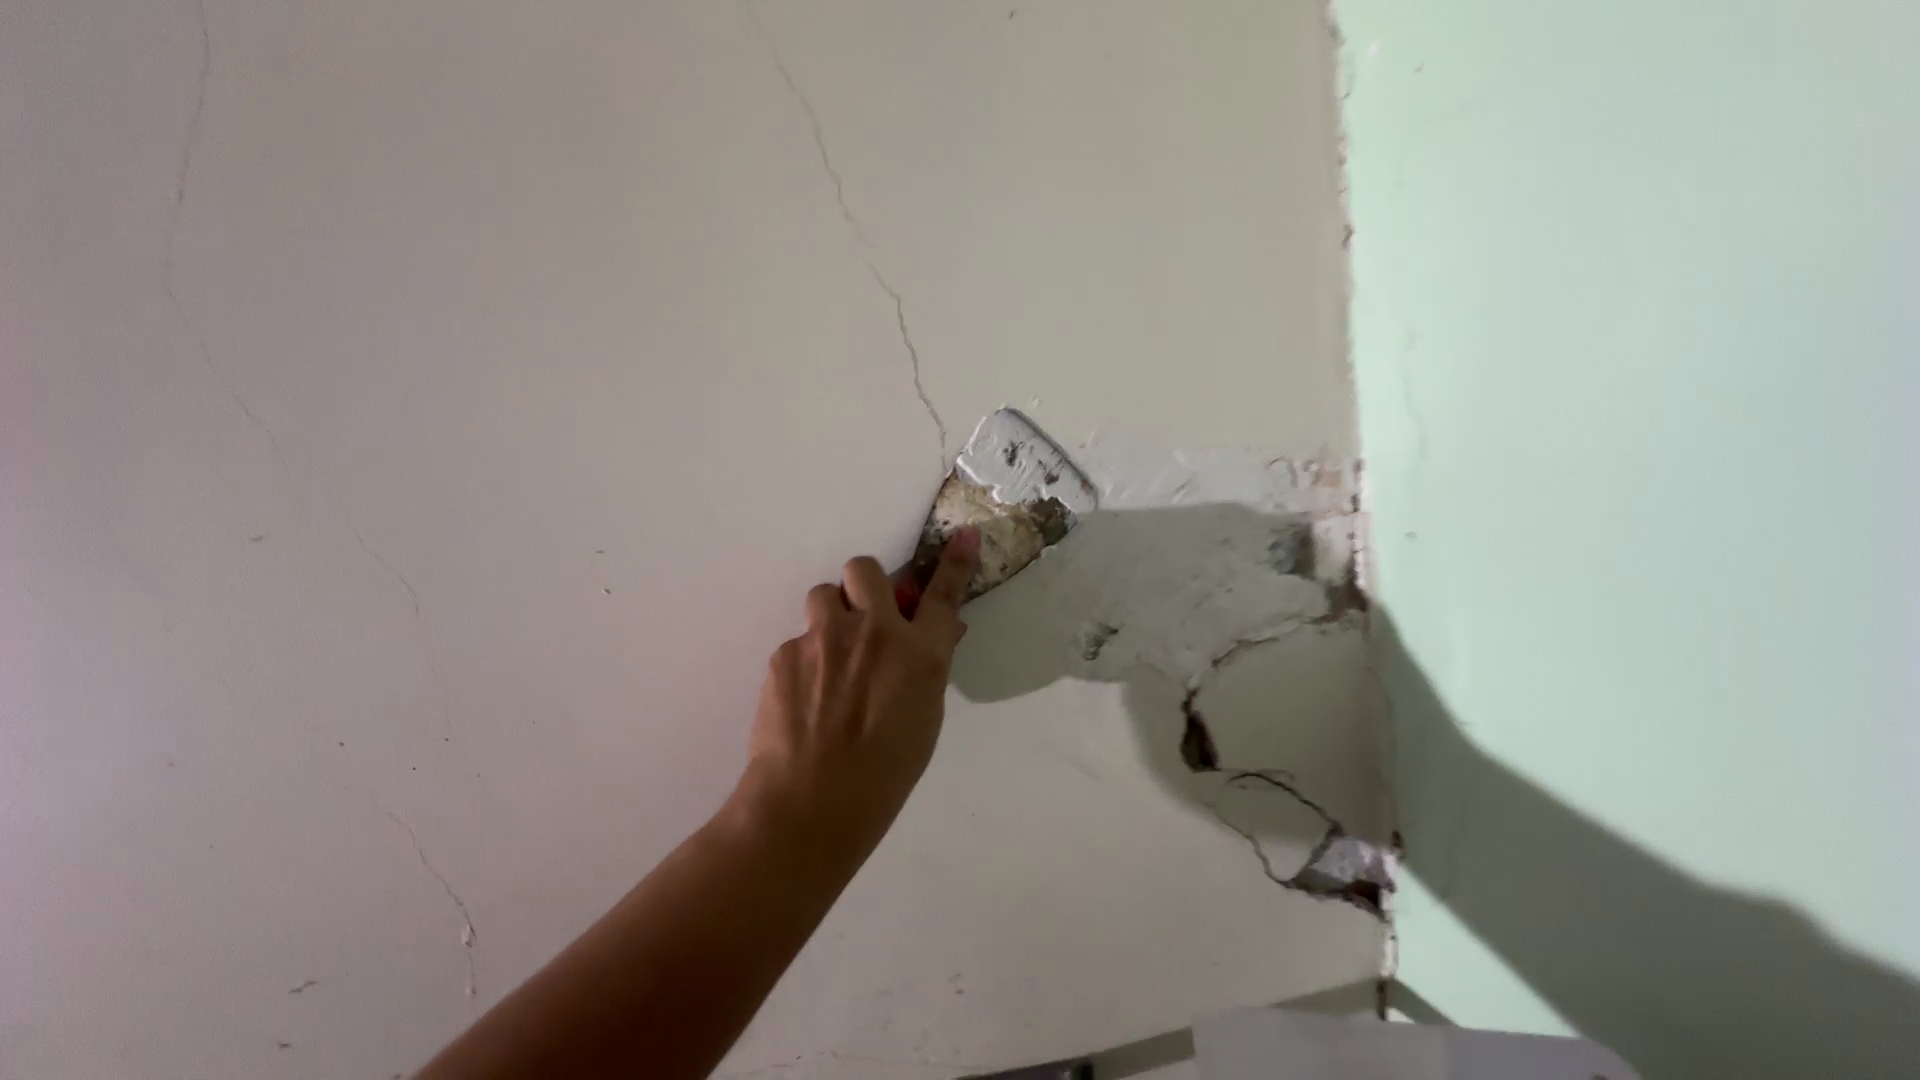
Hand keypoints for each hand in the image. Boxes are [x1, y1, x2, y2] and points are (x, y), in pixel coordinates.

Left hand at [734, 528, 980, 860]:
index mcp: (920, 653)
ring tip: (827, 660)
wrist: (811, 802)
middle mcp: (874, 632)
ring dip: (829, 617)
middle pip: (864, 568)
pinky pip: (798, 640)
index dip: (955, 562)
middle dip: (863, 584)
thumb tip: (924, 642)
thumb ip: (923, 671)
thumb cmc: (883, 775)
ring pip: (822, 596)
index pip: (943, 596)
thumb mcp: (923, 720)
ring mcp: (825, 637)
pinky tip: (802, 700)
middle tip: (861, 617)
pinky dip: (804, 661)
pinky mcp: (785, 652)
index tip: (962, 535)